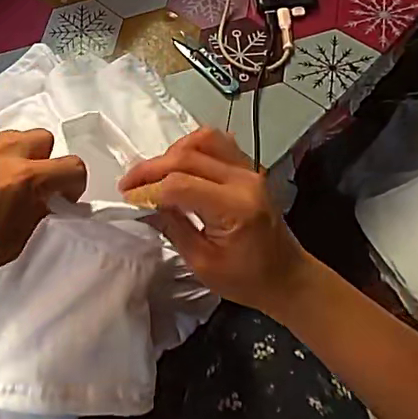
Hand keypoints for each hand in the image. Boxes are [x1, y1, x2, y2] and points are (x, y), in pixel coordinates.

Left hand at [0, 125, 86, 313]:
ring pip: (10, 134)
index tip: (62, 199)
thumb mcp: (11, 244)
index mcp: (25, 177)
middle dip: (44, 162)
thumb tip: (44, 199)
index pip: (72, 166)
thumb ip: (35, 214)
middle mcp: (3, 150)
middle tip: (29, 187)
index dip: (73, 185)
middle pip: (43, 139)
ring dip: (14, 153)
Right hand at [117, 128, 315, 311]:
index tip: (128, 198)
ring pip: (203, 139)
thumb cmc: (247, 279)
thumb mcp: (201, 263)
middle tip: (130, 184)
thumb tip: (147, 203)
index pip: (180, 185)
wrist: (288, 278)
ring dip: (172, 152)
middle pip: (187, 156)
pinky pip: (218, 143)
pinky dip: (192, 148)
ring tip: (155, 174)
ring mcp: (249, 170)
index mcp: (235, 208)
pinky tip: (178, 165)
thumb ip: (173, 227)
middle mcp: (244, 181)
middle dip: (151, 168)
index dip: (148, 189)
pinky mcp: (249, 168)